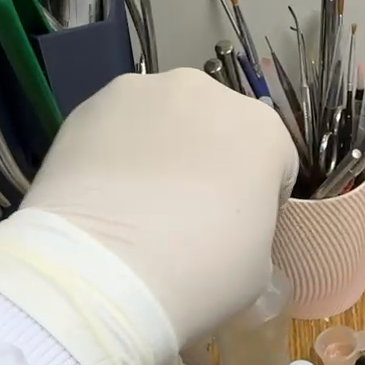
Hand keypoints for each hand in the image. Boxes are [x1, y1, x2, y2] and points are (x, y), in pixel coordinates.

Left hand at [0, 70, 297, 364]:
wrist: (108, 269)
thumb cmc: (204, 271)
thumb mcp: (256, 271)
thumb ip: (253, 236)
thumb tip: (230, 236)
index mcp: (264, 131)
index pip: (276, 163)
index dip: (262, 201)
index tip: (242, 233)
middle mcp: (207, 93)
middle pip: (217, 131)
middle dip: (209, 167)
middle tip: (188, 221)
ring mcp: (143, 92)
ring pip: (163, 125)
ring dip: (161, 157)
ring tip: (140, 212)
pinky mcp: (87, 106)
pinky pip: (114, 133)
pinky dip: (115, 159)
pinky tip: (105, 204)